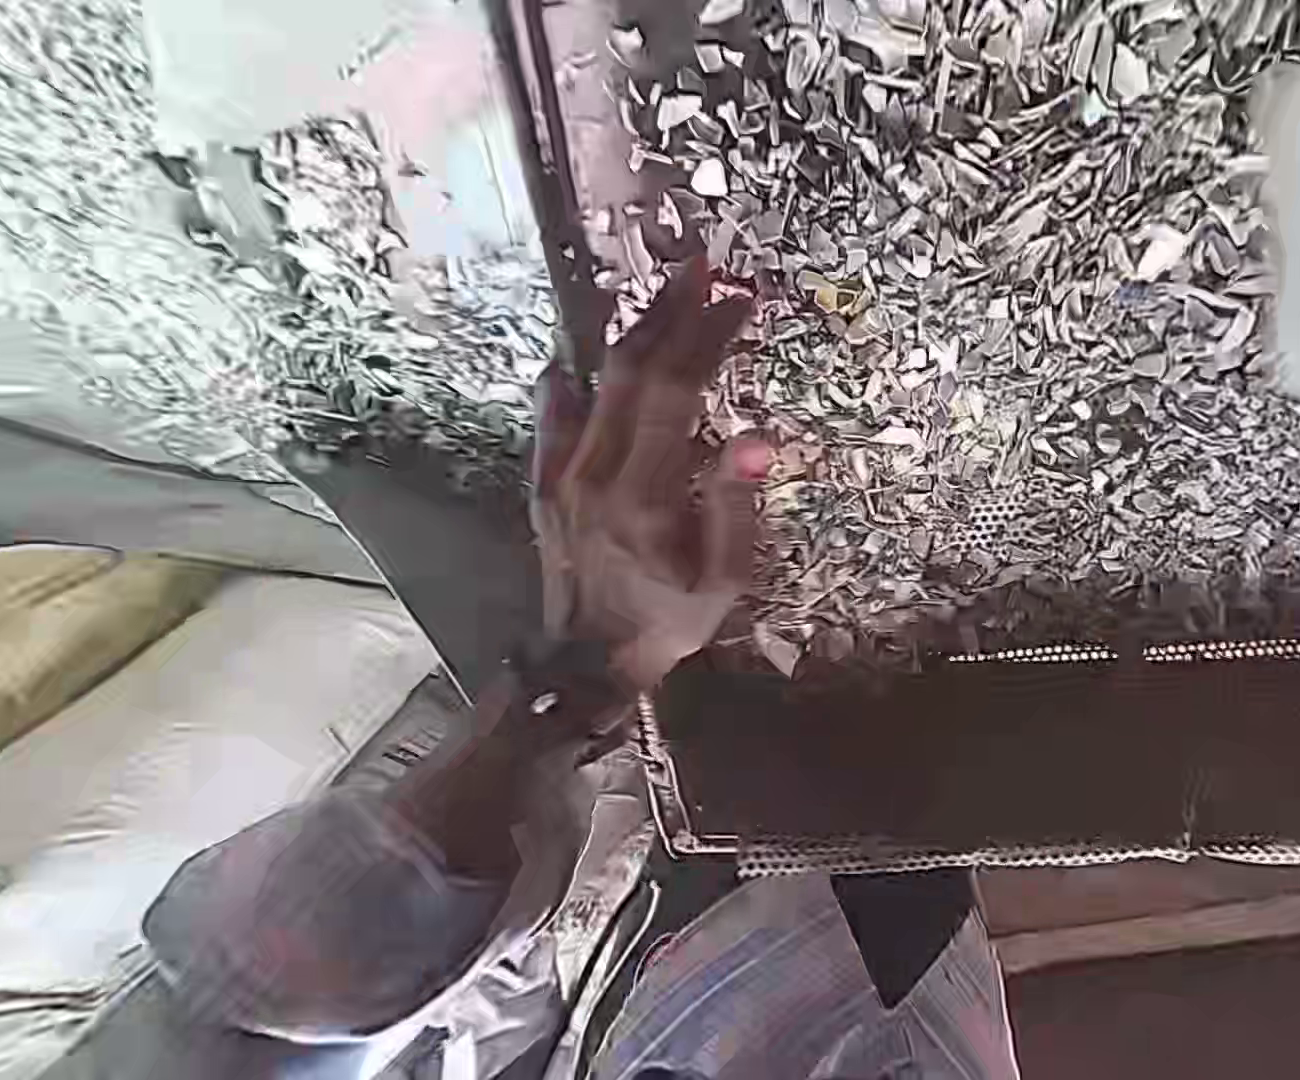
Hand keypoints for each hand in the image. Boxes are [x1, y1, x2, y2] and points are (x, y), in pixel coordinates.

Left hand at [531, 257, 767, 689]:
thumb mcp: (722, 581)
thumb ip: (735, 508)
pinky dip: (571, 378)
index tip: (737, 300)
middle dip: (668, 311)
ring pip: (592, 381)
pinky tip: (582, 356)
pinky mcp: (542, 483)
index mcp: (645, 494)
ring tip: (657, 295)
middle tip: (699, 270)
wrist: (587, 659)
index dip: (707, 336)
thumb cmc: (667, 620)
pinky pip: (552, 416)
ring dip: (626, 331)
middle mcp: (594, 471)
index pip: (677, 391)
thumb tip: (756, 437)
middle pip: (630, 369)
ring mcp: (559, 473)